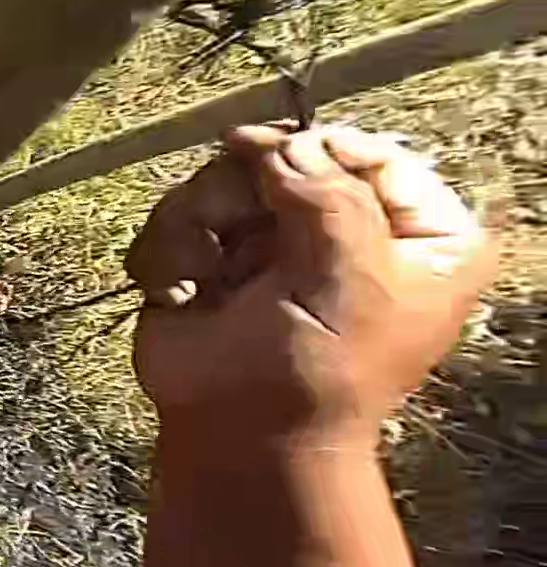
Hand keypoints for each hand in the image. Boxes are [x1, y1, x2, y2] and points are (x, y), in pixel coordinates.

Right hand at [127, 124, 492, 451]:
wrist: (233, 425)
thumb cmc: (311, 366)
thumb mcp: (347, 286)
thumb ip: (326, 205)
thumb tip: (280, 141)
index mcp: (404, 232)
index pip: (366, 155)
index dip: (308, 147)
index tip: (248, 148)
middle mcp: (327, 229)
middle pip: (263, 168)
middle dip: (227, 203)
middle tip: (220, 242)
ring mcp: (255, 245)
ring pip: (200, 195)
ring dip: (185, 239)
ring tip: (194, 284)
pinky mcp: (195, 261)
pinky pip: (162, 229)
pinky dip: (162, 261)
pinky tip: (176, 295)